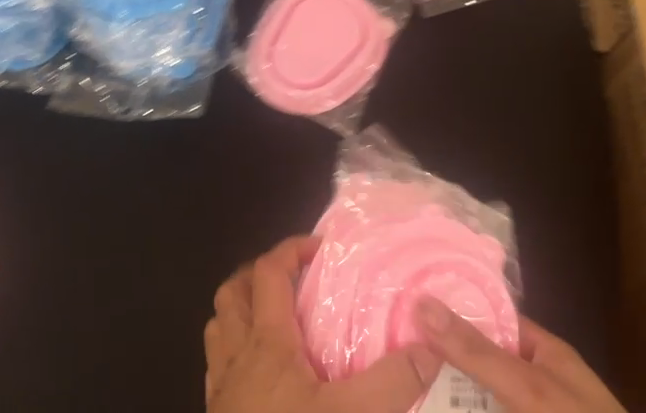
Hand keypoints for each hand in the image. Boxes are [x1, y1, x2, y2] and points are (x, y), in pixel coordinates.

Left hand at [206, 235, 440, 412]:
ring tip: (275, 320)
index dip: (291, 250)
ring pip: (219, 327)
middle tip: (293, 281)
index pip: (270, 273)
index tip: (321, 248)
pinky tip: (259, 374)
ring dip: (241, 312)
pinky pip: (217, 366)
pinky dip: (233, 354)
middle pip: (232, 292)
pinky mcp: (218, 410)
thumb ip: (390, 382)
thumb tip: (428, 349)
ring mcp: (222, 384)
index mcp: (267, 341)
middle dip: (258, 275)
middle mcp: (237, 353)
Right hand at [414, 298, 625, 412]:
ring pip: (479, 404)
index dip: (450, 313)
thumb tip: (421, 301)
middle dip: (439, 364)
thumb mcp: (529, 388)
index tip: (404, 309)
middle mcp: (536, 385)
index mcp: (544, 354)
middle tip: (391, 355)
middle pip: (479, 367)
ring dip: (444, 400)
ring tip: (397, 391)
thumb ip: (477, 352)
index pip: (490, 320)